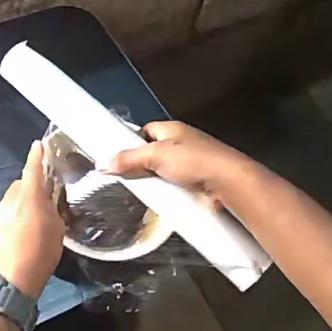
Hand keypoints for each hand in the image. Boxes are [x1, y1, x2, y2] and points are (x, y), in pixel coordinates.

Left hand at [0, 141, 65, 298]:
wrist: (11, 282)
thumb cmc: (41, 254)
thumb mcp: (57, 229)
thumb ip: (52, 208)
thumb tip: (47, 198)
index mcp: (29, 198)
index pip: (32, 169)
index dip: (37, 156)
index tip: (38, 145)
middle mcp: (9, 201)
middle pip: (20, 185)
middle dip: (31, 188)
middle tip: (44, 200)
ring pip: (11, 202)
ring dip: (21, 206)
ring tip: (32, 223)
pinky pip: (3, 217)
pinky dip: (11, 221)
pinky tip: (19, 237)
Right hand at [104, 121, 260, 205]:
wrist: (229, 183)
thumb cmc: (193, 161)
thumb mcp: (155, 156)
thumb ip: (128, 159)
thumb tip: (102, 163)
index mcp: (172, 129)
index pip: (145, 131)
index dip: (130, 141)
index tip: (117, 156)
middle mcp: (182, 143)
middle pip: (153, 153)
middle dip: (141, 165)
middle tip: (124, 178)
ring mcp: (191, 164)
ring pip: (163, 172)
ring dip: (154, 182)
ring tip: (139, 192)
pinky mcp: (197, 183)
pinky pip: (175, 187)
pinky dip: (167, 193)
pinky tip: (159, 201)